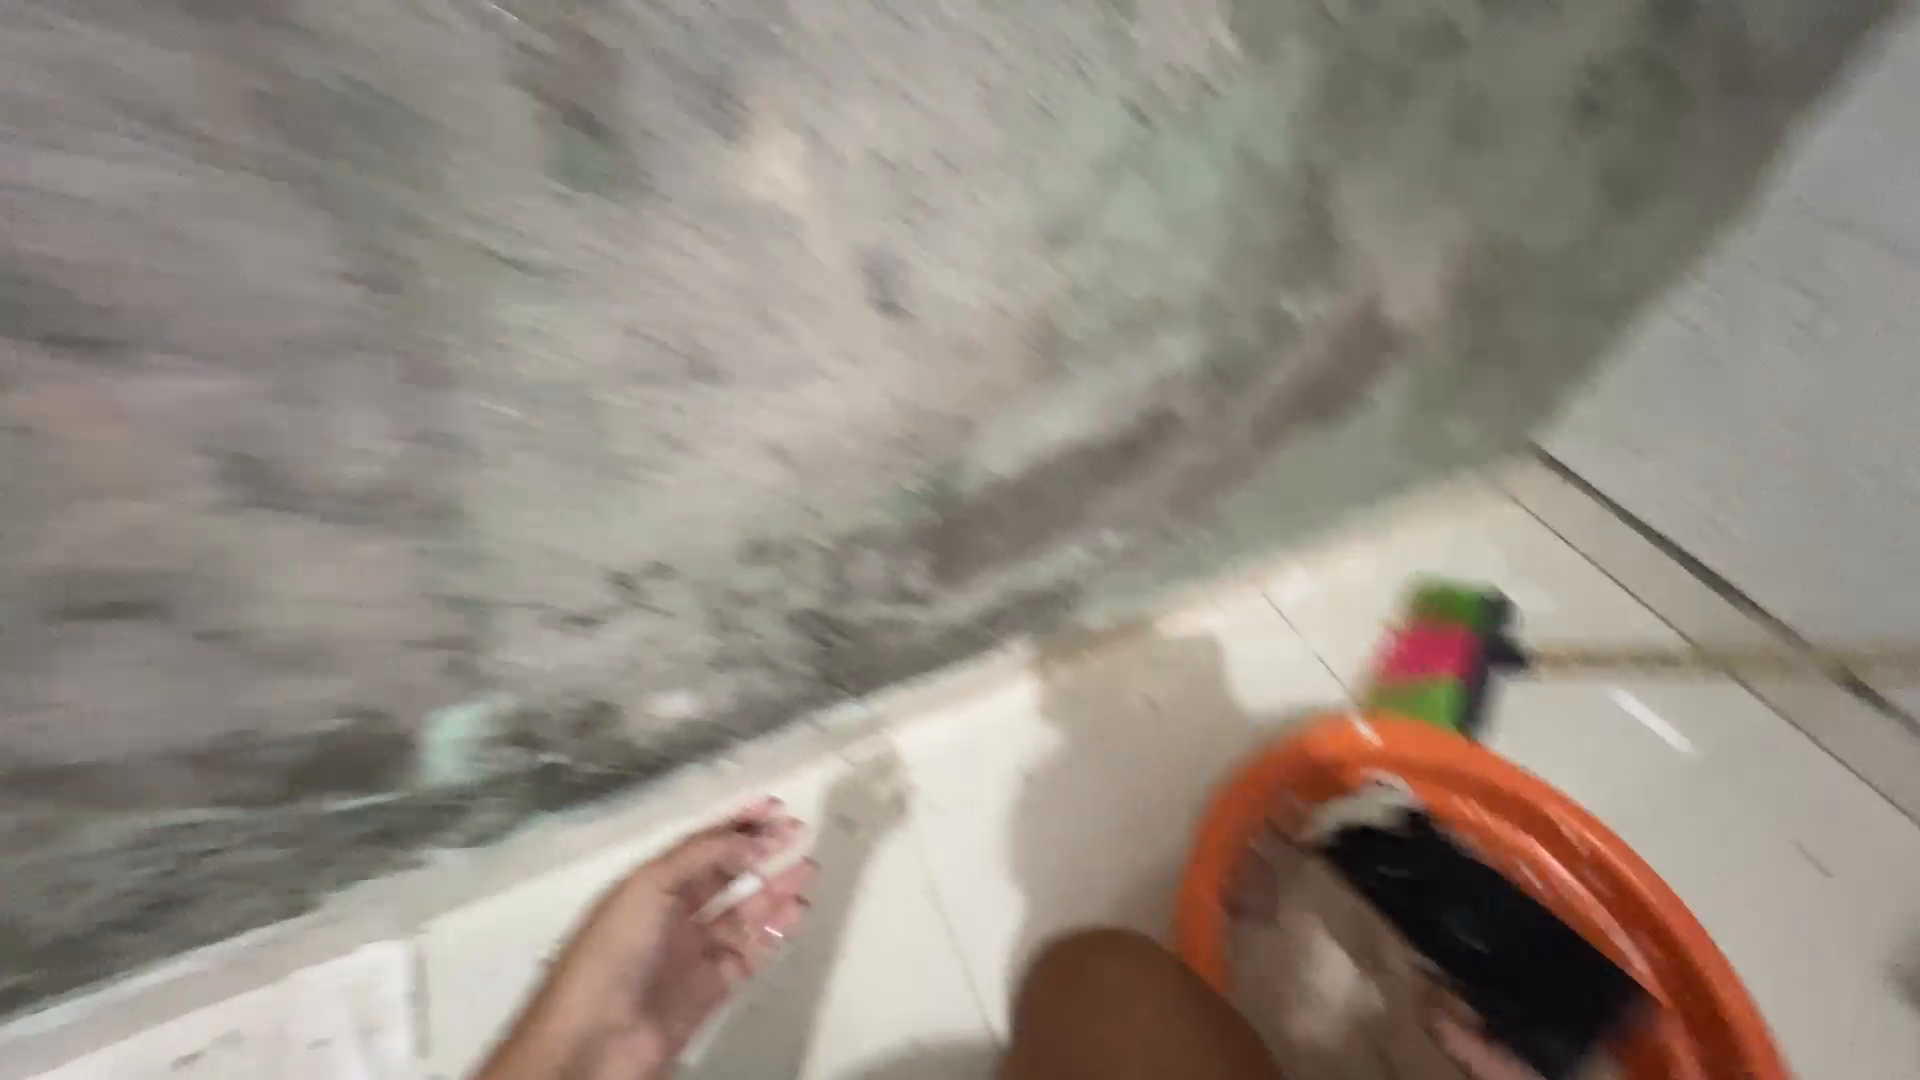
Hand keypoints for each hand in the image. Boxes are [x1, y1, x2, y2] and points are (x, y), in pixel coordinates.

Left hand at [476, 798, 815, 1079]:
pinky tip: (795, 913)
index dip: (736, 824)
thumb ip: (703, 855)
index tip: (773, 806)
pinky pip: (749, 952)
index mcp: (651, 885)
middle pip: (726, 875)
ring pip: (743, 913)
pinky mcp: (711, 988)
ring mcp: (693, 952)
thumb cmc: (612, 952)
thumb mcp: (649, 886)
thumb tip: (753, 838)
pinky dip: (774, 931)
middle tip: (798, 834)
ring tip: (807, 871)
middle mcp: (673, 914)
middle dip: (761, 852)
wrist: (589, 1045)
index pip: (702, 846)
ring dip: (774, 890)